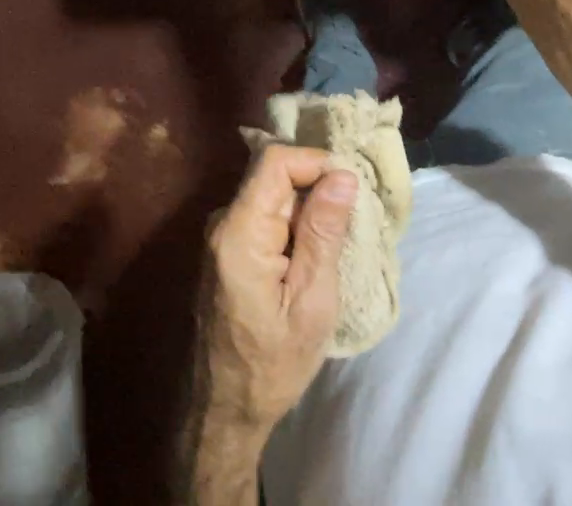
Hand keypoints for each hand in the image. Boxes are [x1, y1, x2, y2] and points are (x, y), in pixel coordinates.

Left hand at [198, 144, 357, 433]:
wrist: (226, 409)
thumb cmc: (273, 363)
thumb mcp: (311, 301)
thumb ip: (324, 233)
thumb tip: (342, 175)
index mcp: (239, 233)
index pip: (275, 161)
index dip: (316, 163)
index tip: (349, 192)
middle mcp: (222, 224)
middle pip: (273, 175)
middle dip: (316, 188)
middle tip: (350, 224)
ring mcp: (221, 237)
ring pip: (272, 195)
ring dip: (307, 210)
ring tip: (335, 246)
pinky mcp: (227, 250)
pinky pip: (264, 216)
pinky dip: (293, 225)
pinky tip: (313, 258)